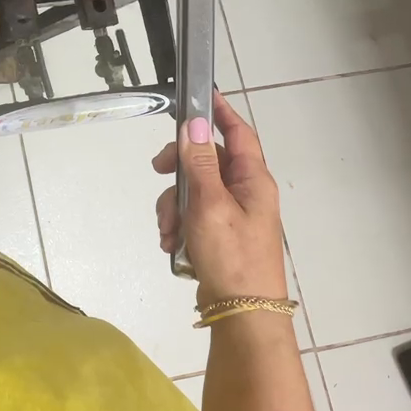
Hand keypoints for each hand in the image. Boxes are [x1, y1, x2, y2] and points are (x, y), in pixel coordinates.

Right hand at [152, 91, 286, 304]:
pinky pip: (192, 216)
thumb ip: (199, 162)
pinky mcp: (220, 236)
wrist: (243, 316)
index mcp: (252, 180)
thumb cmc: (231, 255)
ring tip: (168, 230)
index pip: (237, 133)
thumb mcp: (209, 204)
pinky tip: (171, 243)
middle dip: (178, 170)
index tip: (201, 94)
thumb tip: (195, 122)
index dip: (220, 112)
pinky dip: (178, 225)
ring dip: (173, 205)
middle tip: (158, 171)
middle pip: (206, 161)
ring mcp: (233, 216)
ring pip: (193, 190)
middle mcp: (245, 193)